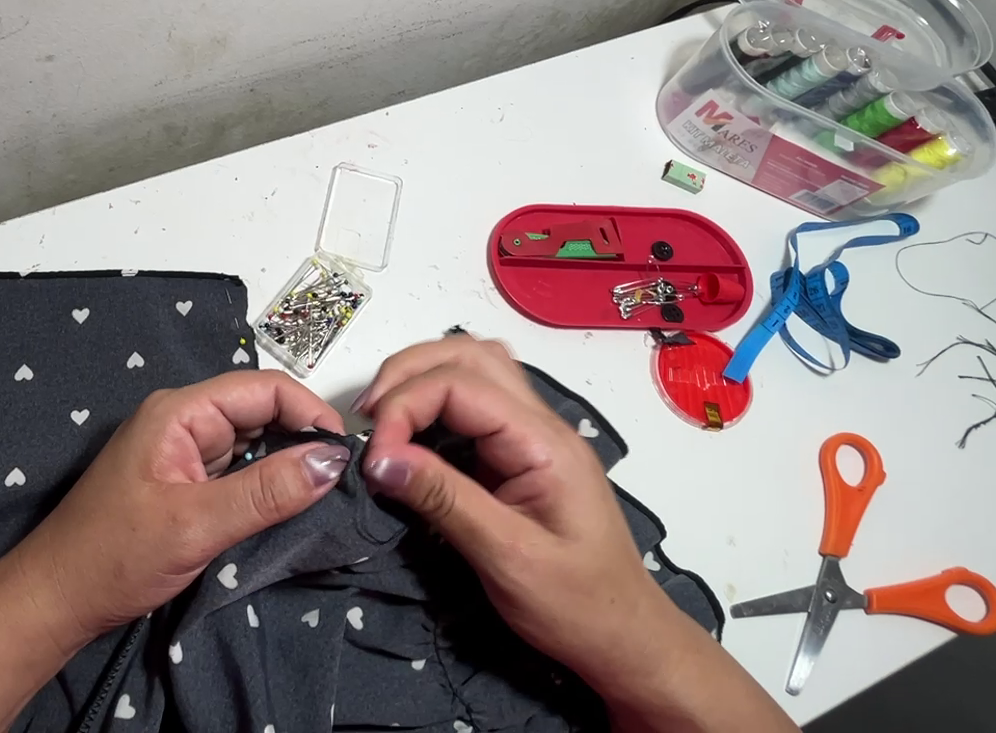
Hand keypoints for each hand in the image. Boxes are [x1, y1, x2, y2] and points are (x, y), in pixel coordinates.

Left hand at [10, 368, 351, 643]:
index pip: (261, 389)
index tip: (345, 454)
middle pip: (259, 411)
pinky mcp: (186, 480)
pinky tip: (290, 504)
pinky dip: (266, 482)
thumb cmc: (114, 556)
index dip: (308, 412)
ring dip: (287, 463)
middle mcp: (184, 420)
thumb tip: (332, 461)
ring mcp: (184, 450)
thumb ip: (266, 491)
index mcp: (180, 411)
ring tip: (326, 493)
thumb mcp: (196, 525)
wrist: (56, 600)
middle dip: (302, 438)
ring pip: (252, 441)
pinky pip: (238, 468)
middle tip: (342, 479)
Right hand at [355, 336, 797, 731]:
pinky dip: (434, 397)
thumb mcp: (506, 558)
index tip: (375, 457)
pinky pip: (473, 397)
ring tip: (385, 414)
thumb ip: (443, 499)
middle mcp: (539, 421)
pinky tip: (412, 428)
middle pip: (466, 354)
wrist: (626, 640)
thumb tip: (379, 459)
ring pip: (471, 365)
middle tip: (369, 418)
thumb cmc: (577, 605)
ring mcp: (530, 431)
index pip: (460, 384)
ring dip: (421, 376)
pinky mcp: (517, 448)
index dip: (405, 407)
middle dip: (407, 374)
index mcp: (543, 442)